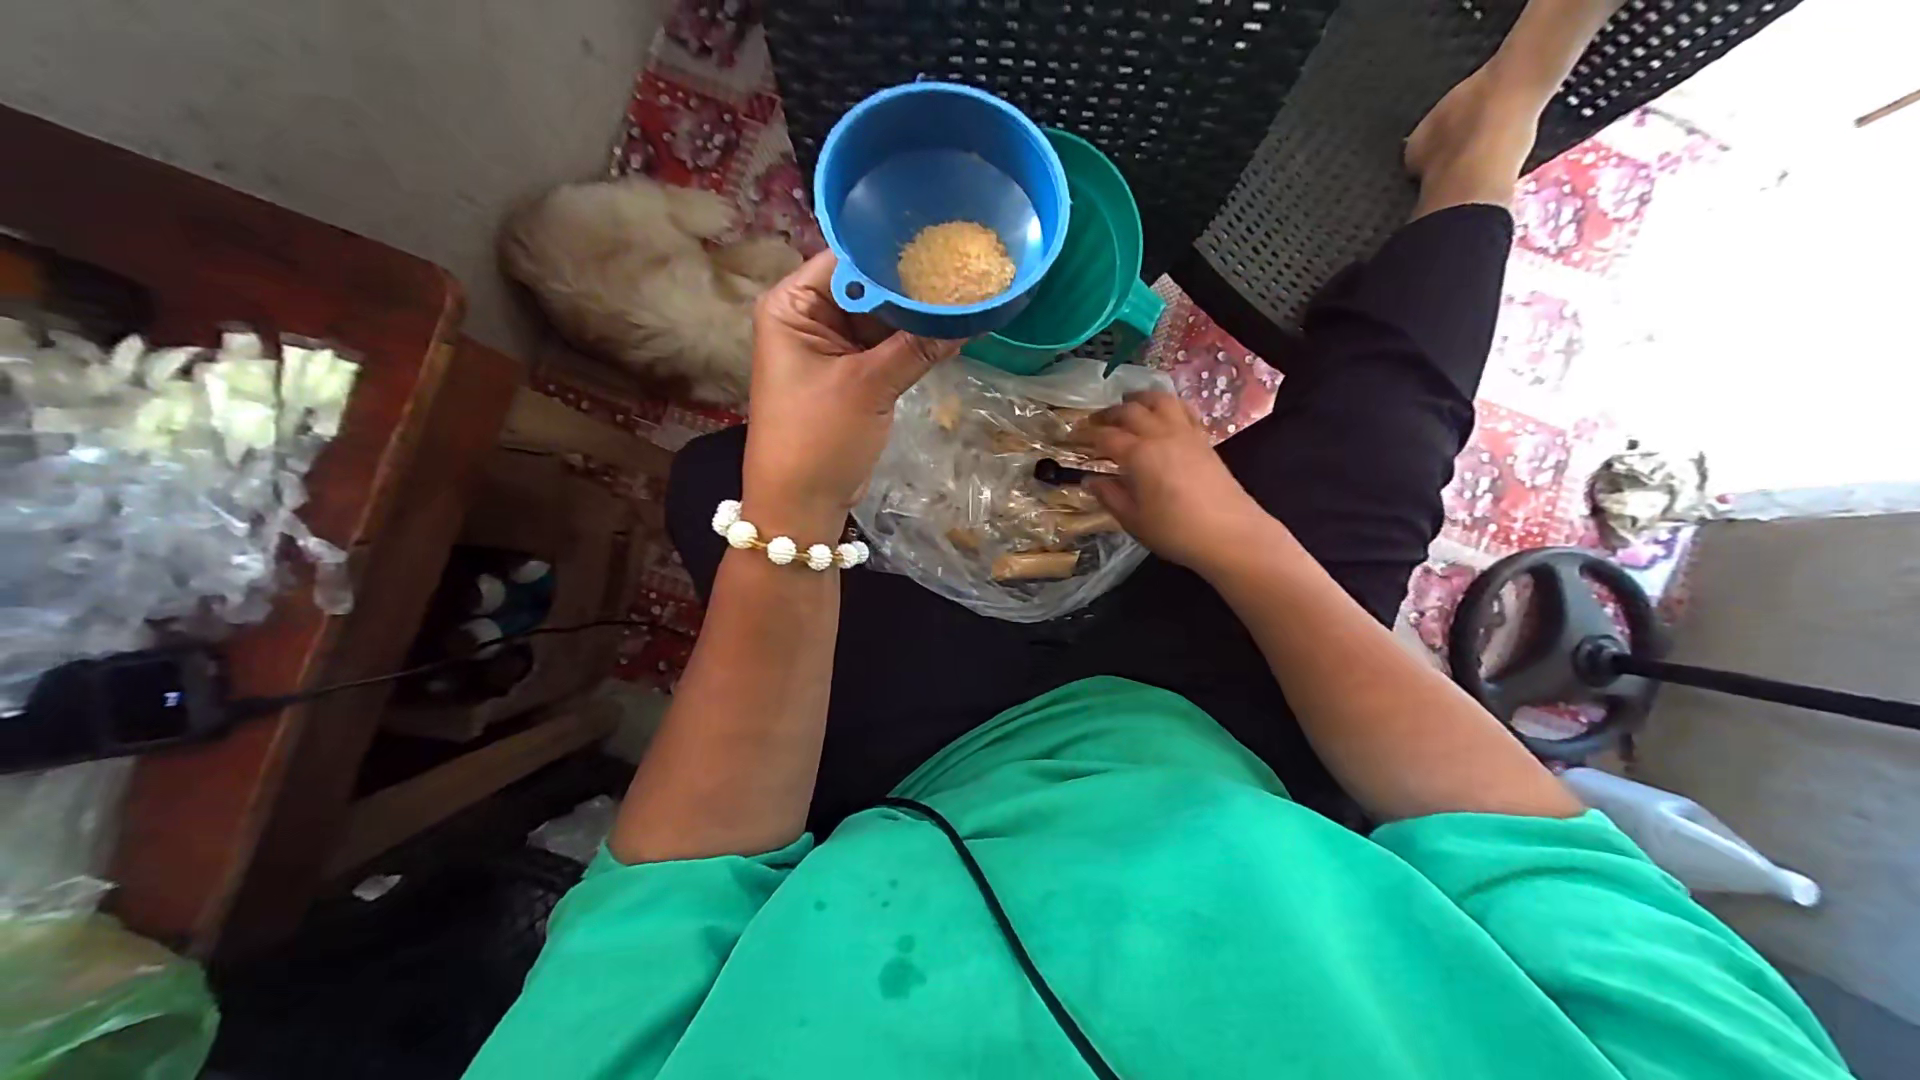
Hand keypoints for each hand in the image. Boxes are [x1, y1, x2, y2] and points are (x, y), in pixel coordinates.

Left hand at [742, 251, 960, 535]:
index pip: (847, 260)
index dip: (892, 251)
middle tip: (965, 266)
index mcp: (793, 305)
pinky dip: (913, 340)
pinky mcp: (851, 370)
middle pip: (867, 285)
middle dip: (911, 283)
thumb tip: (972, 314)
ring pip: (881, 316)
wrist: (802, 503)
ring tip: (967, 291)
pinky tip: (952, 326)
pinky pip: (885, 344)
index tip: (943, 242)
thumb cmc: (818, 439)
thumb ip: (918, 345)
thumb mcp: (868, 387)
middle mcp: (809, 315)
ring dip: (917, 313)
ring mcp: (831, 344)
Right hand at [1083, 390, 1277, 572]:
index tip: (1072, 437)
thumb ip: (1110, 496)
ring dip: (1140, 399)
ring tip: (1128, 403)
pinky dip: (1168, 405)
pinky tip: (1163, 413)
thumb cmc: (1175, 531)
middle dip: (1108, 413)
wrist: (1231, 534)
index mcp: (1138, 454)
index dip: (1086, 435)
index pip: (1105, 436)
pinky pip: (1184, 410)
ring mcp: (1186, 434)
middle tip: (1094, 421)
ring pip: (1160, 401)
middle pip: (1130, 411)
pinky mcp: (1204, 440)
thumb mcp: (1133, 520)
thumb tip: (1090, 481)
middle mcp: (1161, 435)